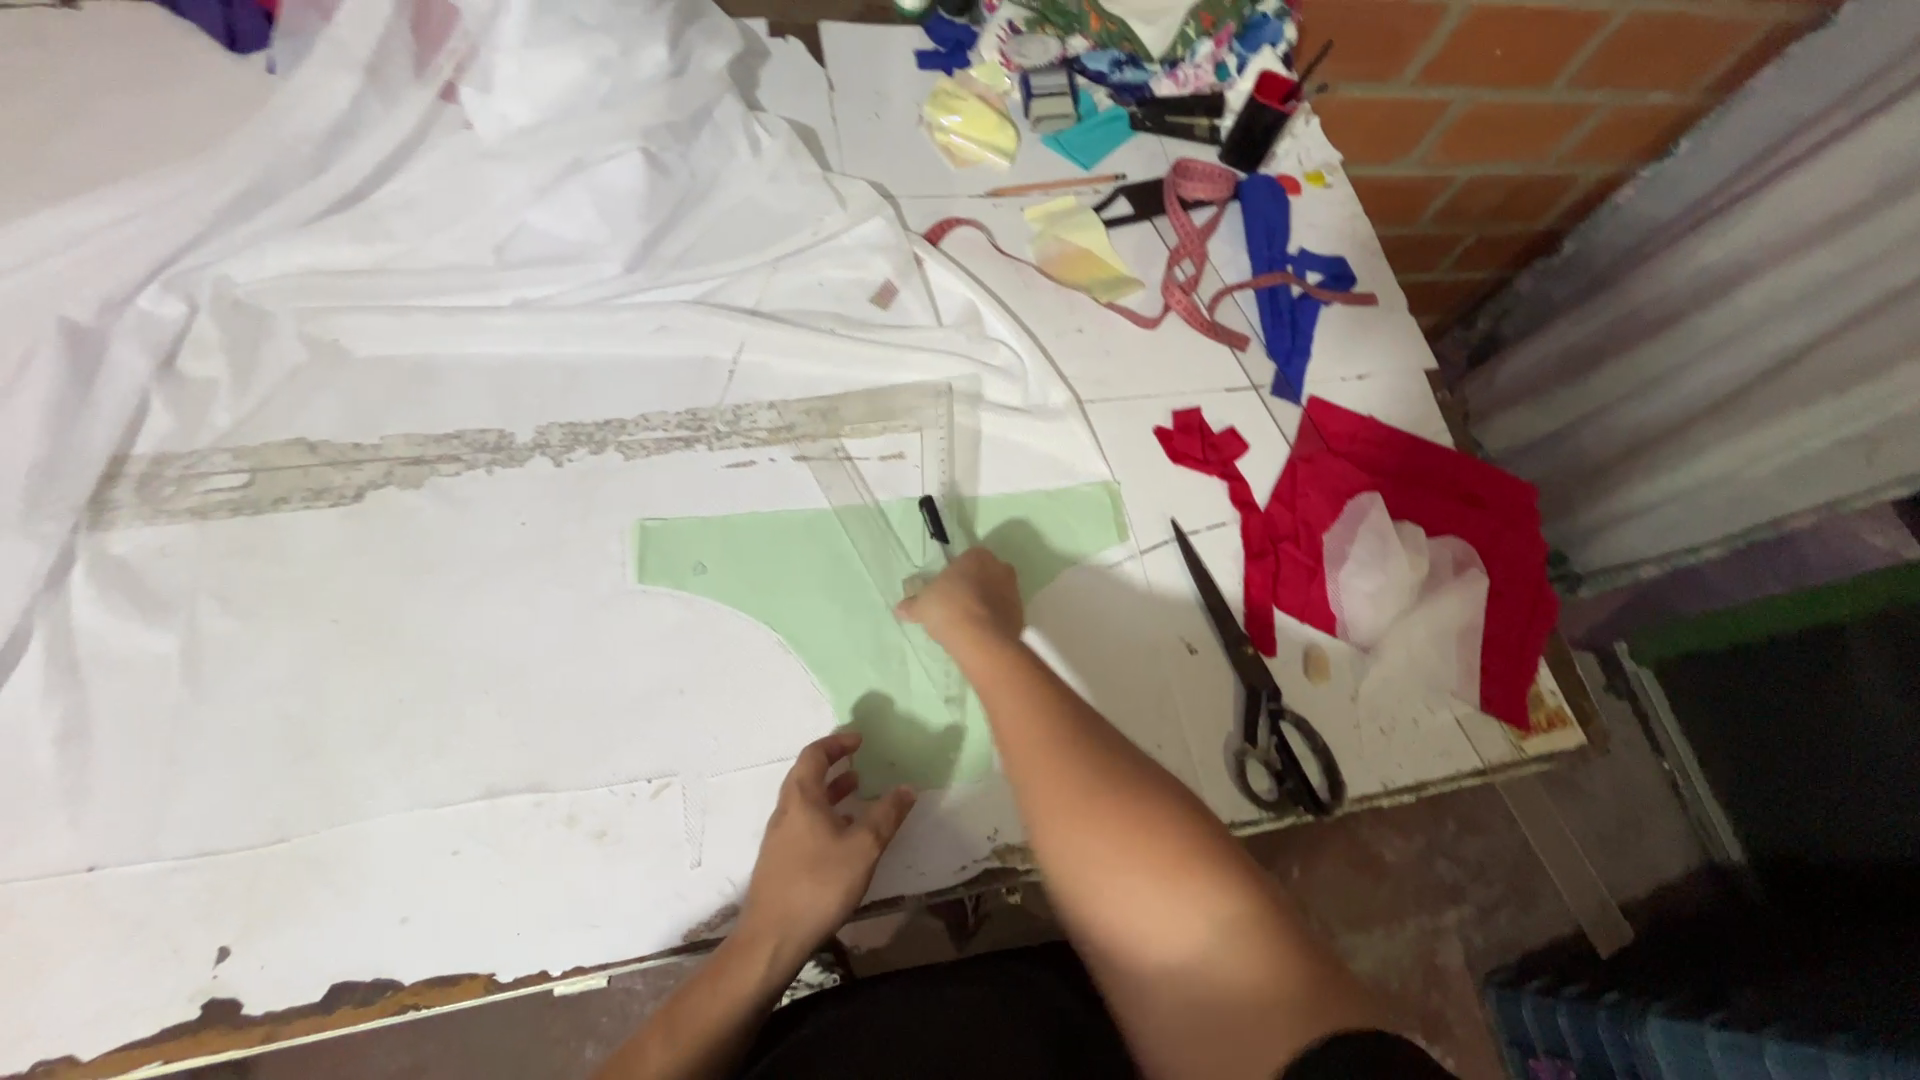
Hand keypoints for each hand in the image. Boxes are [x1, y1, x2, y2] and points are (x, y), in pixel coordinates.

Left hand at [738, 732, 915, 960]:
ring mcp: (779, 838)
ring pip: (805, 802)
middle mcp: (785, 811)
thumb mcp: (863, 848)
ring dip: (830, 791)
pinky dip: (825, 815)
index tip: (859, 740)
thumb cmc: (818, 885)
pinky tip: (844, 835)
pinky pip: (804, 823)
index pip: (814, 755)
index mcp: (801, 798)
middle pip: (806, 775)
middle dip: (833, 764)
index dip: (836, 743)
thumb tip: (907, 788)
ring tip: (857, 791)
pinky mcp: (780, 861)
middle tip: (859, 761)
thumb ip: (886, 815)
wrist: (771, 939)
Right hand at [895, 547, 1023, 647]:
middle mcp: (1000, 567)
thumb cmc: (948, 609)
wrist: (981, 639)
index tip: (944, 592)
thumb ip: (912, 604)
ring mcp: (1014, 591)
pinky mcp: (1021, 614)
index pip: (965, 560)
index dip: (954, 575)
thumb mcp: (922, 605)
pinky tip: (979, 634)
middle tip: (954, 607)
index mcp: (977, 555)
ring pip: (995, 594)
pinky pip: (1002, 614)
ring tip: (966, 624)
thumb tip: (899, 608)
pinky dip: (993, 621)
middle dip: (972, 588)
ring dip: (984, 605)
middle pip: (983, 575)